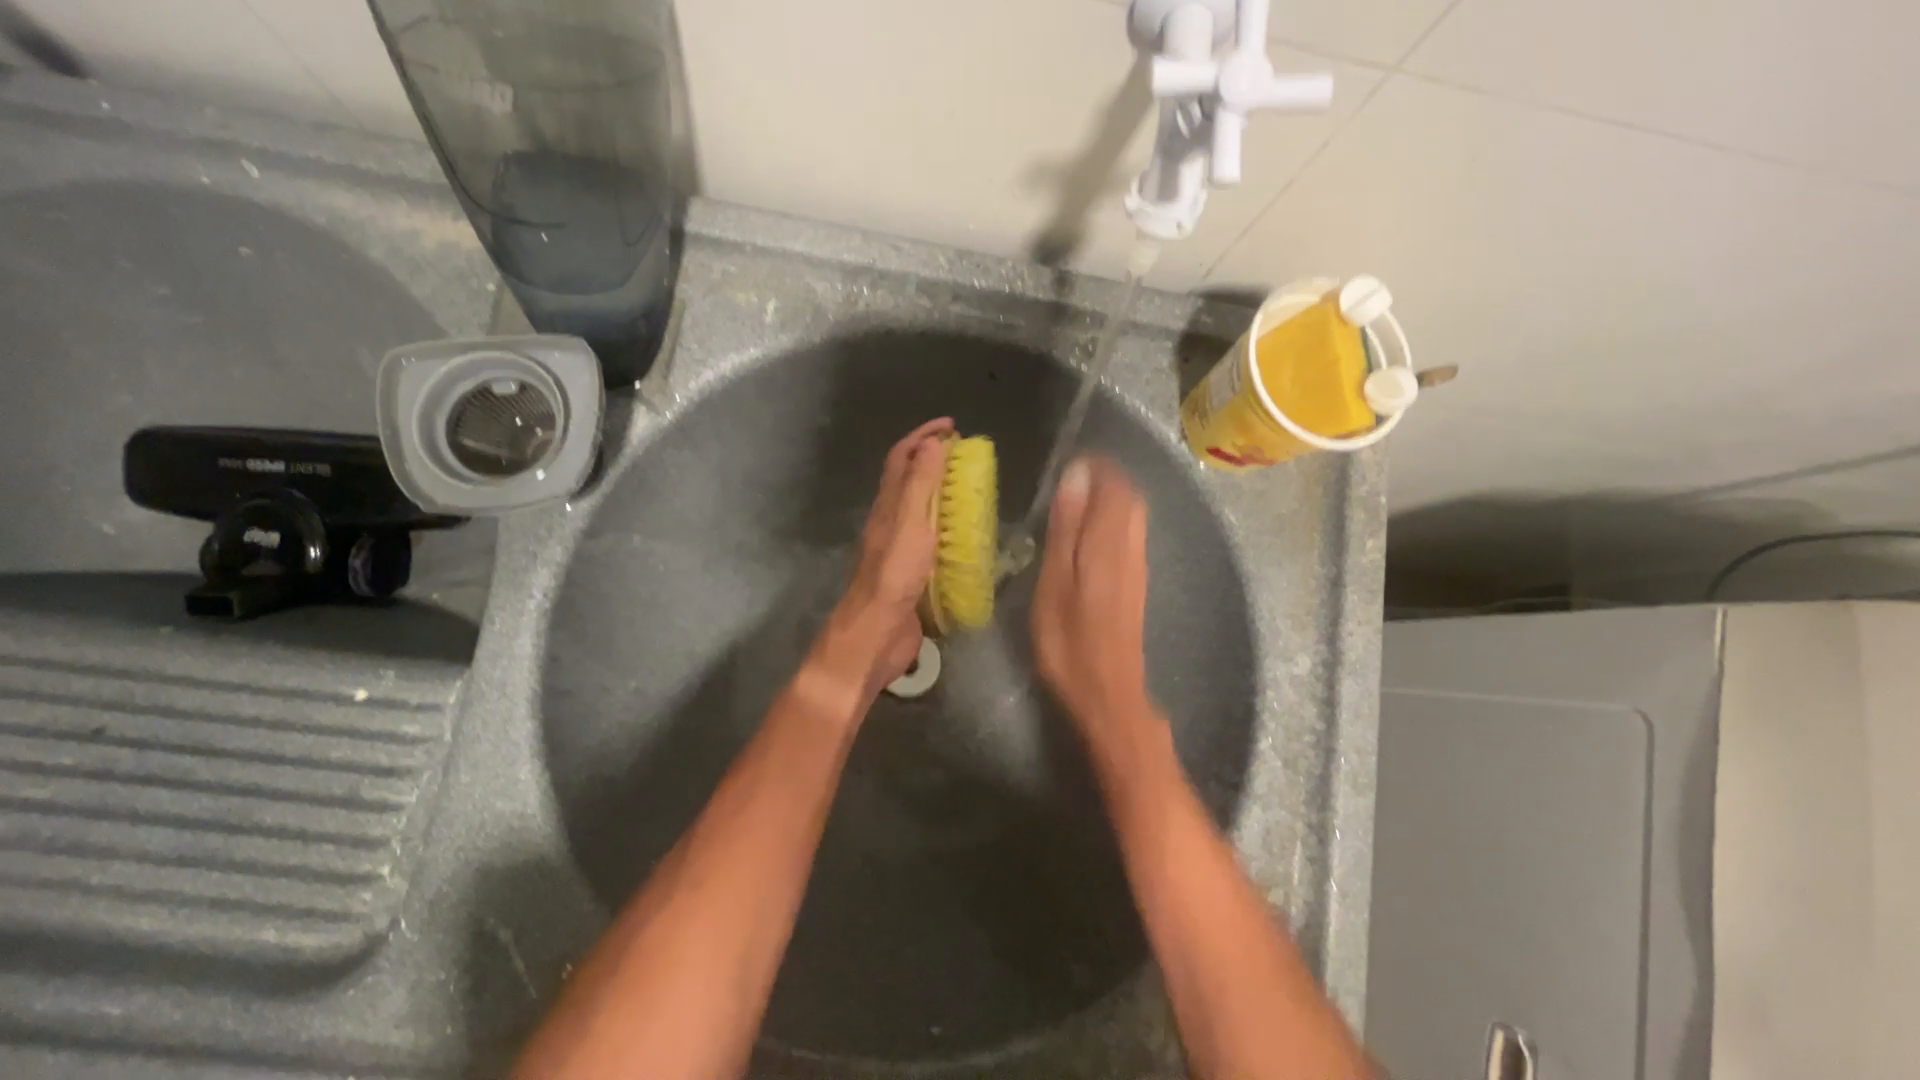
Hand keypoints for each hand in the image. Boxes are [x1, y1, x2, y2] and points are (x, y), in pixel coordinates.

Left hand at [808, 418, 953, 706]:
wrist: (874, 638)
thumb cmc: (892, 580)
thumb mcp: (909, 527)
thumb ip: (920, 487)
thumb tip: (932, 443)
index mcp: (887, 508)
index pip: (902, 459)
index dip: (923, 436)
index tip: (952, 425)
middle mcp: (890, 524)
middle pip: (909, 481)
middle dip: (935, 461)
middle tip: (968, 457)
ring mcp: (900, 551)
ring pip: (920, 512)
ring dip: (943, 494)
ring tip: (975, 491)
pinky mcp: (911, 576)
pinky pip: (932, 542)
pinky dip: (949, 530)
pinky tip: (970, 538)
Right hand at [1032, 457, 1154, 741]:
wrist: (1108, 693)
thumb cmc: (1069, 642)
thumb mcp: (1054, 582)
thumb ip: (1067, 527)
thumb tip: (1076, 474)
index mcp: (1110, 540)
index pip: (1114, 482)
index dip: (1093, 466)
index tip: (1066, 464)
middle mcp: (1132, 545)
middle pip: (1130, 495)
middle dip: (1104, 478)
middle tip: (1068, 480)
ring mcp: (1138, 564)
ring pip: (1132, 514)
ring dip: (1108, 499)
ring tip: (1072, 503)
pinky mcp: (1136, 582)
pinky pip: (1129, 534)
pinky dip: (1110, 522)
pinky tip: (1086, 537)